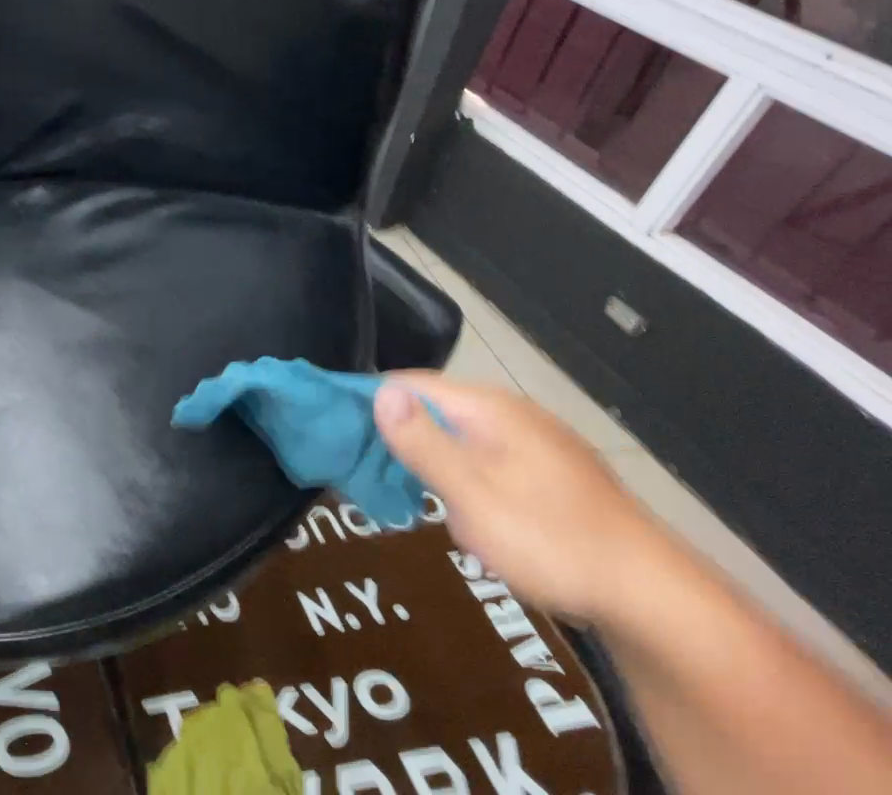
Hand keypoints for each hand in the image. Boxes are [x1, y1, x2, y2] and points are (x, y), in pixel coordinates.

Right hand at [374, 372, 664, 622]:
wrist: (650, 596)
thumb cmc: (549, 540)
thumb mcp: (471, 493)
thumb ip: (423, 443)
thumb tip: (380, 390)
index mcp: (490, 410)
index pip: (409, 383)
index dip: (365, 400)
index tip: (330, 428)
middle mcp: (512, 416)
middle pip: (432, 408)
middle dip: (391, 433)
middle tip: (353, 469)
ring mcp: (534, 444)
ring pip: (457, 436)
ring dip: (421, 458)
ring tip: (391, 491)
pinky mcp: (548, 474)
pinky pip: (482, 459)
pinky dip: (453, 473)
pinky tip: (449, 507)